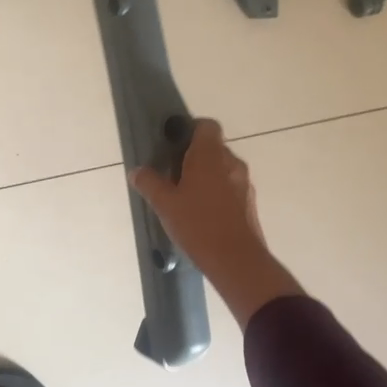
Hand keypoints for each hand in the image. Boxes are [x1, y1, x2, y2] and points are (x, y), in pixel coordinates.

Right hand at [130, 119, 300, 326]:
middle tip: (171, 174)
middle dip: (193, 157)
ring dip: (205, 177)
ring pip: (222, 169)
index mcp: (209, 156)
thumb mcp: (164, 203)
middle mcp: (231, 163)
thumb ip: (149, 183)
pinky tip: (200, 214)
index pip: (206, 126)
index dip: (190, 130)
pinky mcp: (249, 204)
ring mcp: (244, 184)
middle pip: (213, 148)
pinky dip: (216, 194)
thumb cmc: (197, 224)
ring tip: (184, 197)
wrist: (237, 260)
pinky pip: (230, 188)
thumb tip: (137, 172)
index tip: (173, 145)